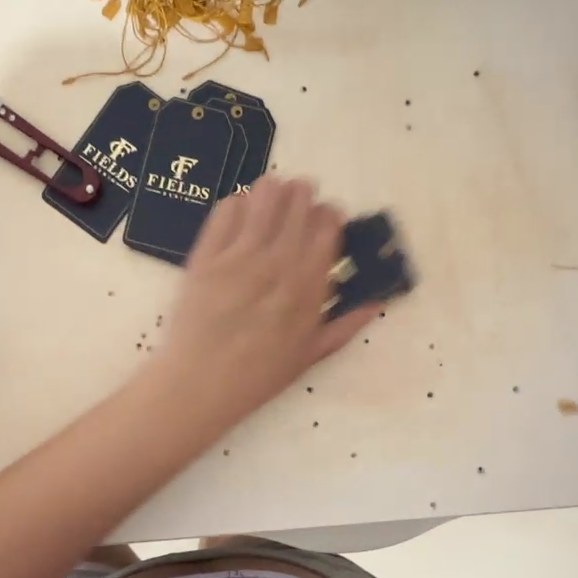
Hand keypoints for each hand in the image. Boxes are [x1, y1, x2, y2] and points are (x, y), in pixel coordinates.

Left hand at [151, 176, 372, 420]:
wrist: (200, 385)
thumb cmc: (258, 376)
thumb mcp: (310, 355)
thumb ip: (345, 324)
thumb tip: (377, 301)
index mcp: (309, 285)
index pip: (328, 223)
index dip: (329, 215)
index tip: (323, 222)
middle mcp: (278, 262)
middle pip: (299, 201)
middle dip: (302, 198)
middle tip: (296, 207)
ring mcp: (239, 256)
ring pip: (264, 195)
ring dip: (272, 192)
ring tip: (270, 203)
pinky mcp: (206, 255)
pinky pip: (226, 209)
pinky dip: (237, 204)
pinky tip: (240, 217)